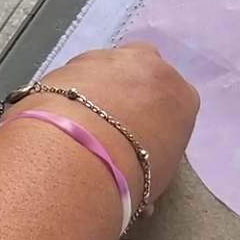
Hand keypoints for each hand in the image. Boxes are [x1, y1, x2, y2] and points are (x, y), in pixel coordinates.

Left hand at [23, 43, 198, 204]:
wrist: (80, 153)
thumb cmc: (132, 172)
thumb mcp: (158, 173)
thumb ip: (154, 157)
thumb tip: (141, 181)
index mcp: (181, 96)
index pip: (175, 100)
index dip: (155, 116)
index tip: (140, 134)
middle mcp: (149, 66)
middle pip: (143, 66)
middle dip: (129, 85)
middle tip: (111, 119)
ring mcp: (108, 58)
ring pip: (105, 65)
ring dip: (96, 85)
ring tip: (78, 120)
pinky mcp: (69, 60)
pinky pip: (73, 74)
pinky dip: (67, 90)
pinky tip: (57, 115)